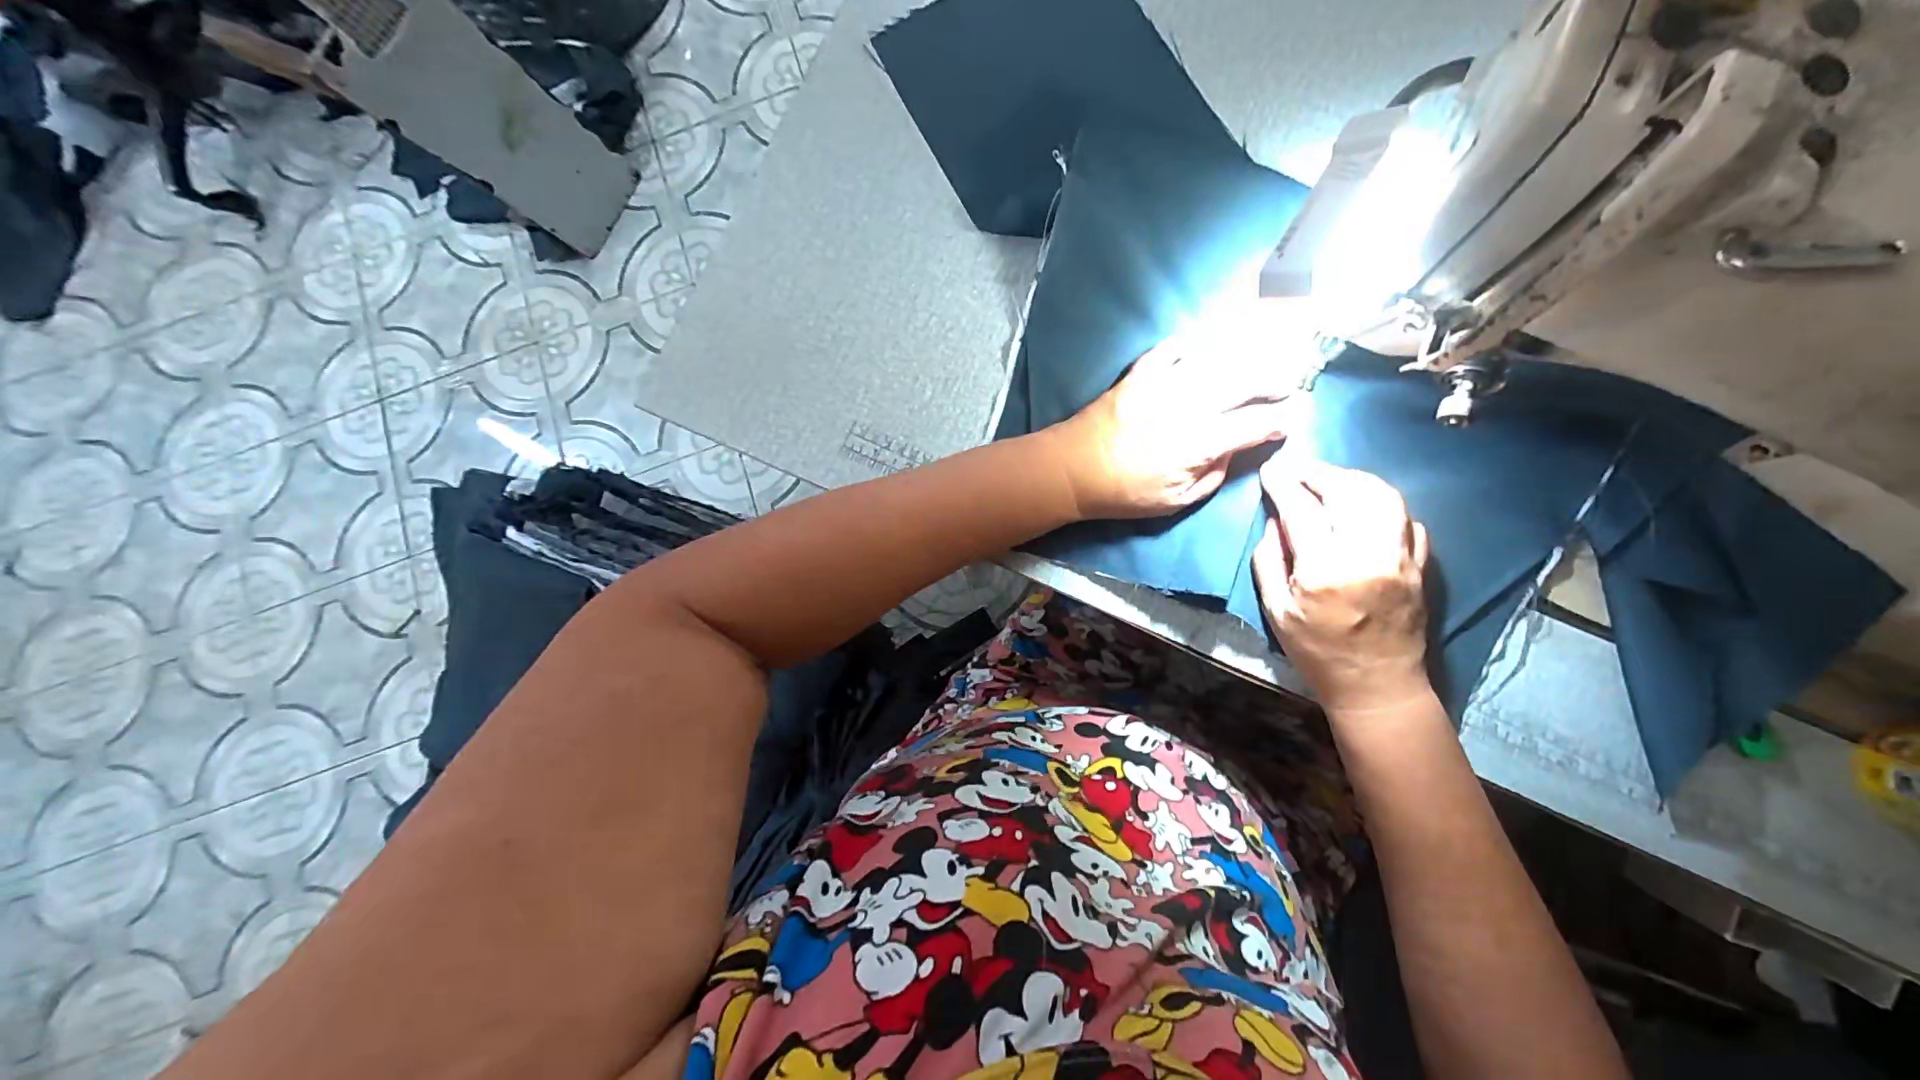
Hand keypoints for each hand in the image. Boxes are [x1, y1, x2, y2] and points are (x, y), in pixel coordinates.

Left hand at [1044, 335, 1297, 519]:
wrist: (1072, 469)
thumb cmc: (1124, 493)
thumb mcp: (1176, 499)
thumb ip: (1213, 474)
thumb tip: (1235, 450)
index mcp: (1199, 442)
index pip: (1255, 424)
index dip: (1280, 421)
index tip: (1291, 420)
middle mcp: (1188, 405)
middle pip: (1245, 381)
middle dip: (1274, 380)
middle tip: (1289, 382)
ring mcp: (1163, 383)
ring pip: (1216, 360)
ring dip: (1244, 358)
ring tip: (1260, 361)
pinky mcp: (1140, 373)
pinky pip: (1173, 349)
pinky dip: (1193, 347)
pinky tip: (1204, 350)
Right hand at [1252, 458, 1433, 715]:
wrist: (1377, 684)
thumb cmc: (1316, 651)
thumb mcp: (1276, 611)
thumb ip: (1270, 560)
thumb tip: (1275, 519)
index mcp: (1325, 570)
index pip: (1302, 508)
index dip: (1283, 483)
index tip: (1270, 471)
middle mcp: (1367, 555)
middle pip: (1346, 491)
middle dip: (1318, 472)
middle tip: (1297, 468)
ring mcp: (1400, 557)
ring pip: (1382, 496)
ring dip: (1353, 479)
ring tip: (1329, 478)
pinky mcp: (1420, 564)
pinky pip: (1405, 518)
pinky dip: (1381, 503)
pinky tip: (1362, 506)